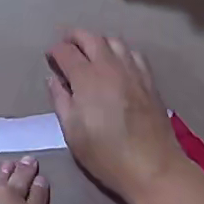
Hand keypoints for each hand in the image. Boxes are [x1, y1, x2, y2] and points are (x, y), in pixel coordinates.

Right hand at [46, 30, 187, 201]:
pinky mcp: (149, 80)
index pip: (66, 51)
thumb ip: (60, 100)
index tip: (50, 58)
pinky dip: (120, 52)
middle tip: (66, 46)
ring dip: (98, 41)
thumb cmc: (105, 153)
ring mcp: (132, 70)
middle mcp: (109, 66)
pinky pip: (133, 53)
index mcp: (86, 77)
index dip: (55, 51)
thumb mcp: (72, 131)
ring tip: (91, 52)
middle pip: (90, 37)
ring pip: (113, 41)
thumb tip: (53, 79)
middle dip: (74, 37)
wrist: (152, 167)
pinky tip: (117, 64)